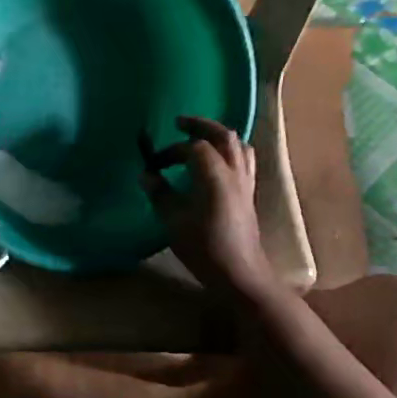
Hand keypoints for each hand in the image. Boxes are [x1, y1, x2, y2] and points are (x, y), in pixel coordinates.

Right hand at [141, 116, 275, 301]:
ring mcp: (246, 183)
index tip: (154, 163)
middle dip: (201, 126)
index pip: (193, 148)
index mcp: (215, 176)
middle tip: (180, 123)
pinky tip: (218, 162)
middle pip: (223, 136)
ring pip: (238, 146)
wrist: (239, 274)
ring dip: (219, 136)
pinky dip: (230, 152)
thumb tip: (147, 175)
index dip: (171, 150)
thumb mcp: (173, 221)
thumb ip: (160, 194)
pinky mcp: (249, 194)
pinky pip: (244, 161)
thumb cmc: (204, 248)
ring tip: (201, 138)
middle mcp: (235, 173)